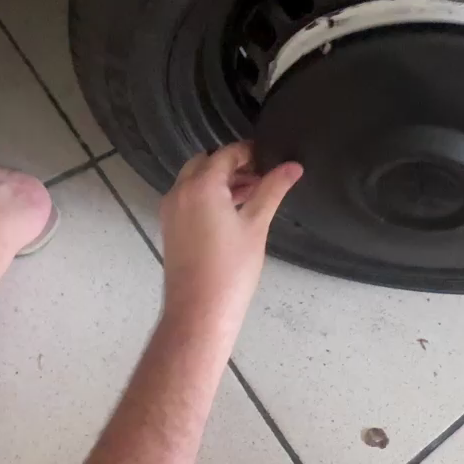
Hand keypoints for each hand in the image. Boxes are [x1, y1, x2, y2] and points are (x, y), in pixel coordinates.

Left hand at [158, 143, 302, 330]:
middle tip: (262, 174)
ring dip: (220, 180)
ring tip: (253, 192)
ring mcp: (171, 209)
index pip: (226, 154)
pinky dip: (208, 195)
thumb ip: (273, 189)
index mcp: (201, 185)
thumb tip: (293, 166)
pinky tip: (233, 210)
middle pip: (206, 162)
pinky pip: (189, 198)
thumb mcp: (256, 224)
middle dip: (233, 164)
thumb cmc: (231, 268)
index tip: (270, 156)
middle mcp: (180, 191)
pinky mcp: (170, 226)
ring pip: (195, 180)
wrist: (199, 312)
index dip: (249, 152)